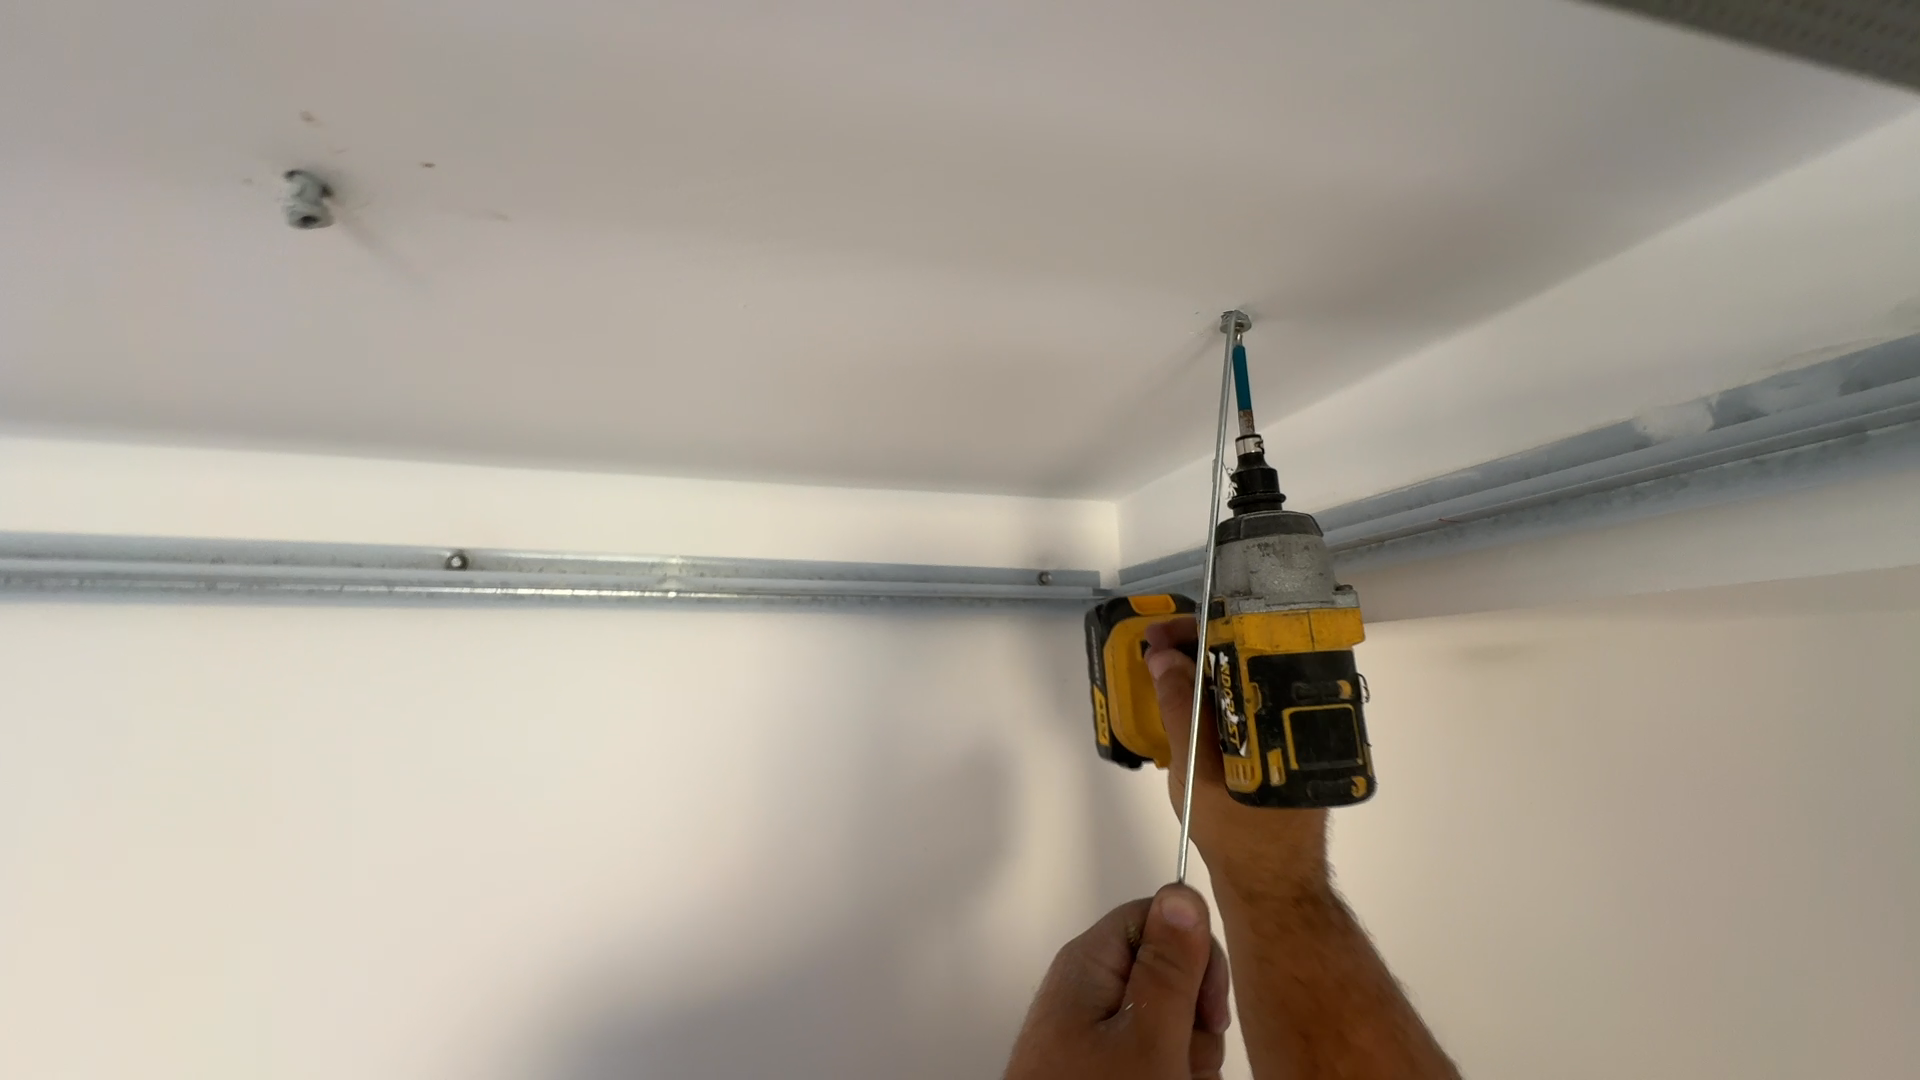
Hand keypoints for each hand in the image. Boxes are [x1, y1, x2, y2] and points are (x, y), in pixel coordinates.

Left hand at [1004, 885, 1230, 1079]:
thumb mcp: (1148, 1037)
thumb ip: (1169, 965)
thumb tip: (1181, 889)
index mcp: (1092, 961)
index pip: (1156, 915)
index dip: (1193, 951)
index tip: (1207, 1006)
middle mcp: (1093, 987)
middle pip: (1169, 973)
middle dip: (1193, 1020)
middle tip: (1181, 1063)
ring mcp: (1099, 1033)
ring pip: (1171, 1022)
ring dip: (1188, 1059)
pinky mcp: (1105, 1068)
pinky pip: (1158, 1056)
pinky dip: (1173, 1078)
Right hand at [1143, 619, 1330, 901]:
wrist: (1270, 883)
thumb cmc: (1232, 827)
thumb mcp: (1194, 764)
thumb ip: (1178, 707)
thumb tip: (1164, 656)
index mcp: (1277, 710)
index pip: (1238, 643)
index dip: (1192, 631)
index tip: (1156, 635)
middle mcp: (1292, 712)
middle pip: (1240, 656)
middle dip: (1191, 645)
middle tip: (1152, 650)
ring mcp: (1289, 729)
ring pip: (1240, 679)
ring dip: (1199, 668)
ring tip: (1161, 669)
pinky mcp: (1282, 745)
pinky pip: (1244, 703)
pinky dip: (1213, 693)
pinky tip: (1186, 699)